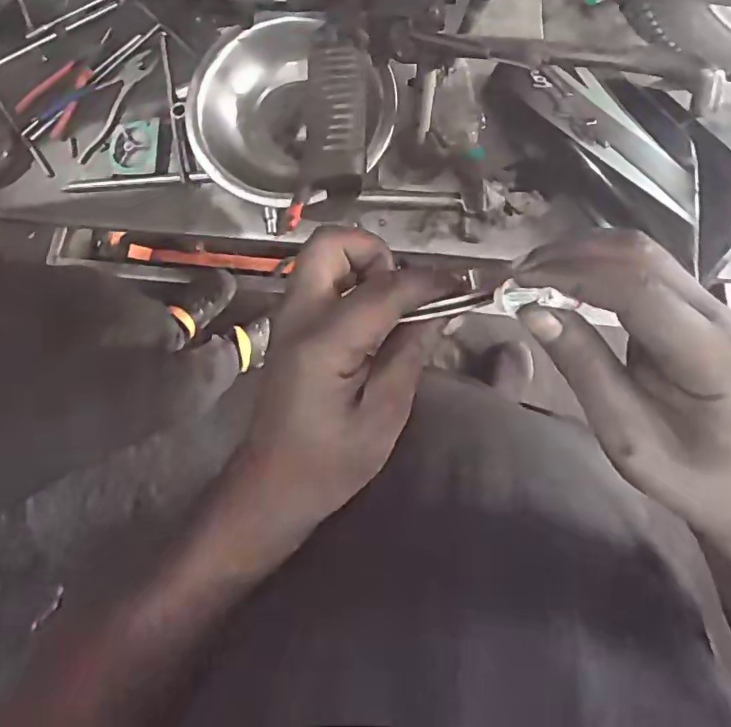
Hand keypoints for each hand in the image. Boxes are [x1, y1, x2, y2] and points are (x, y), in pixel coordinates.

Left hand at [215, 227, 455, 553]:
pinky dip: (353, 282)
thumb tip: (438, 308)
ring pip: (324, 254)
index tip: (461, 285)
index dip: (427, 281)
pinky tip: (374, 321)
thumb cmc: (329, 463)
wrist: (270, 487)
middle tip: (403, 291)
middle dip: (376, 253)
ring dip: (363, 264)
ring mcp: (289, 317)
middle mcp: (299, 315)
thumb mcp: (383, 415)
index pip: (383, 288)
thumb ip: (409, 353)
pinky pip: (322, 279)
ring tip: (390, 307)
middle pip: (332, 242)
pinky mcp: (290, 325)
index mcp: (323, 342)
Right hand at [514, 230, 730, 546]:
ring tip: (535, 272)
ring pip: (642, 251)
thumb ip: (584, 368)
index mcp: (715, 358)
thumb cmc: (683, 476)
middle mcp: (721, 317)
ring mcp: (713, 304)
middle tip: (519, 274)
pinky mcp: (697, 302)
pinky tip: (567, 276)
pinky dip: (599, 262)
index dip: (576, 275)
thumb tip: (531, 310)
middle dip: (573, 255)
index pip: (640, 291)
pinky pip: (645, 265)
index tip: (522, 282)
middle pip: (642, 257)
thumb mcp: (626, 437)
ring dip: (583, 252)